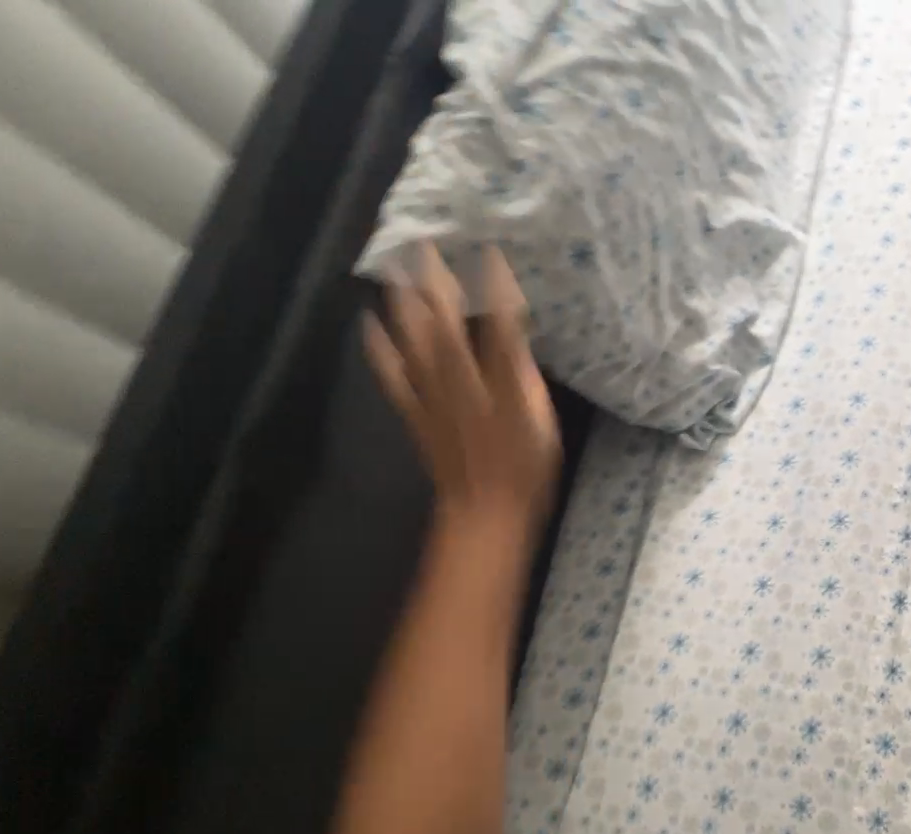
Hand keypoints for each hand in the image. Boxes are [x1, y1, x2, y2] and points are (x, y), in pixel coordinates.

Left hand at [364, 243, 560, 532]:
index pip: (495, 324)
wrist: (485, 512)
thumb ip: (522, 375)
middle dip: (434, 282)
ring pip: (412, 341)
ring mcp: (432, 396)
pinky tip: (370, 325)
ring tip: (393, 270)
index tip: (489, 252)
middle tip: (422, 243)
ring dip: (401, 304)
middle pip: (443, 323)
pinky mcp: (417, 413)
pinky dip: (379, 348)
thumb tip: (511, 336)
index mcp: (496, 381)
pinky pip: (393, 374)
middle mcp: (460, 380)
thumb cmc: (525, 470)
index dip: (492, 288)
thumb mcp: (539, 422)